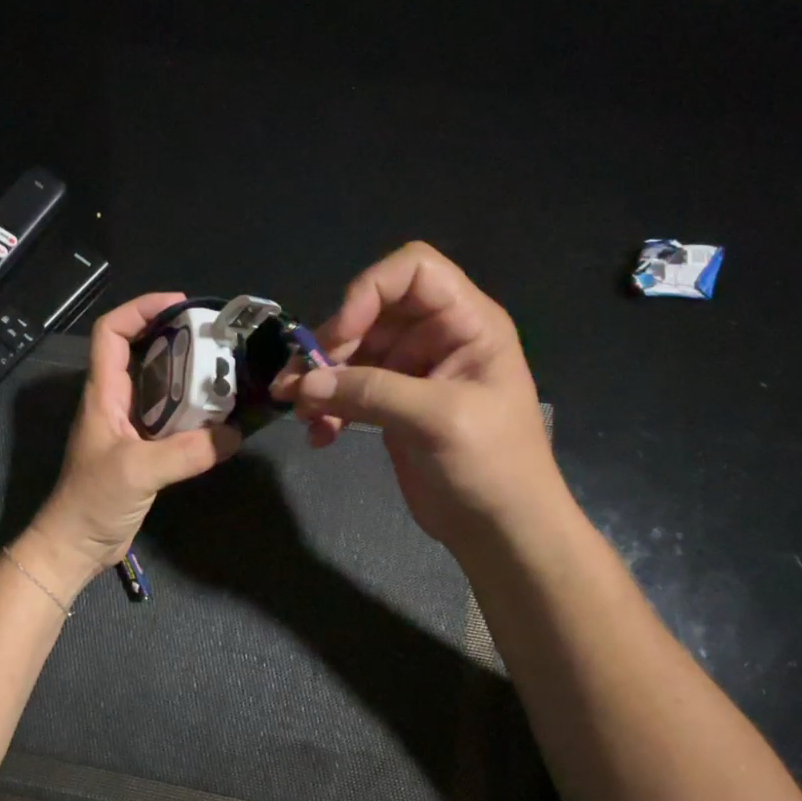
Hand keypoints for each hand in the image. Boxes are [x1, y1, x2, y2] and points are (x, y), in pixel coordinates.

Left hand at [25, 292, 242, 591]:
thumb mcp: (139, 470)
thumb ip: (186, 451)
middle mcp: (114, 404)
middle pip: (141, 354)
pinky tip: (220, 420)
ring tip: (228, 373)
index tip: (180, 304)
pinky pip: (171, 422)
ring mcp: (128, 429)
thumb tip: (233, 435)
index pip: (110, 333)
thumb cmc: (92, 501)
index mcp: (102, 395)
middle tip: (218, 340)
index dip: (140, 309)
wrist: (76, 546)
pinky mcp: (142, 454)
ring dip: (190, 379)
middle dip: (177, 340)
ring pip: (160, 389)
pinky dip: (194, 415)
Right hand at [273, 242, 569, 551]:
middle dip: (332, 346)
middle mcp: (437, 338)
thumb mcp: (437, 420)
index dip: (368, 293)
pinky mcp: (391, 406)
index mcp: (467, 324)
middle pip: (370, 313)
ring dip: (320, 381)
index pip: (412, 271)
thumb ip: (371, 393)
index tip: (339, 338)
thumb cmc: (492, 466)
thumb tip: (303, 383)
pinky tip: (319, 436)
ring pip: (350, 354)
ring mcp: (411, 373)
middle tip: (300, 385)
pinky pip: (346, 391)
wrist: (501, 529)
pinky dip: (326, 408)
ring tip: (301, 414)